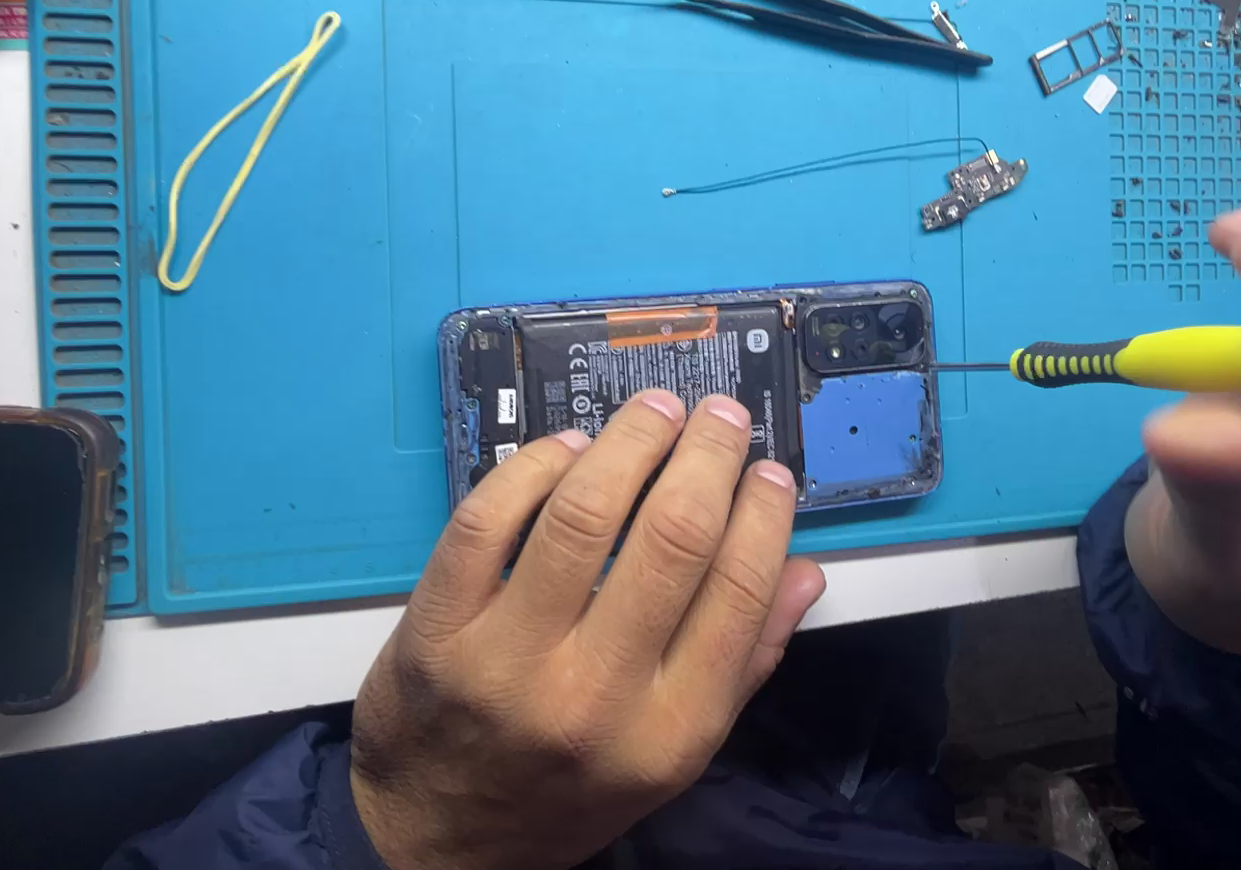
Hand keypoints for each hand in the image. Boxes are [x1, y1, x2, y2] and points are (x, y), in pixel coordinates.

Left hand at [349, 390, 825, 869]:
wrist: (438, 834)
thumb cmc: (569, 787)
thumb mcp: (674, 753)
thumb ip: (745, 661)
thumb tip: (802, 570)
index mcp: (669, 730)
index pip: (737, 594)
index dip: (762, 514)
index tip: (769, 471)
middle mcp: (593, 695)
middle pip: (670, 540)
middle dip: (707, 458)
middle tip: (721, 415)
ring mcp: (506, 659)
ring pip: (582, 514)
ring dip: (630, 442)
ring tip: (657, 412)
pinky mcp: (438, 627)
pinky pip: (489, 520)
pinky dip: (536, 466)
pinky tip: (571, 446)